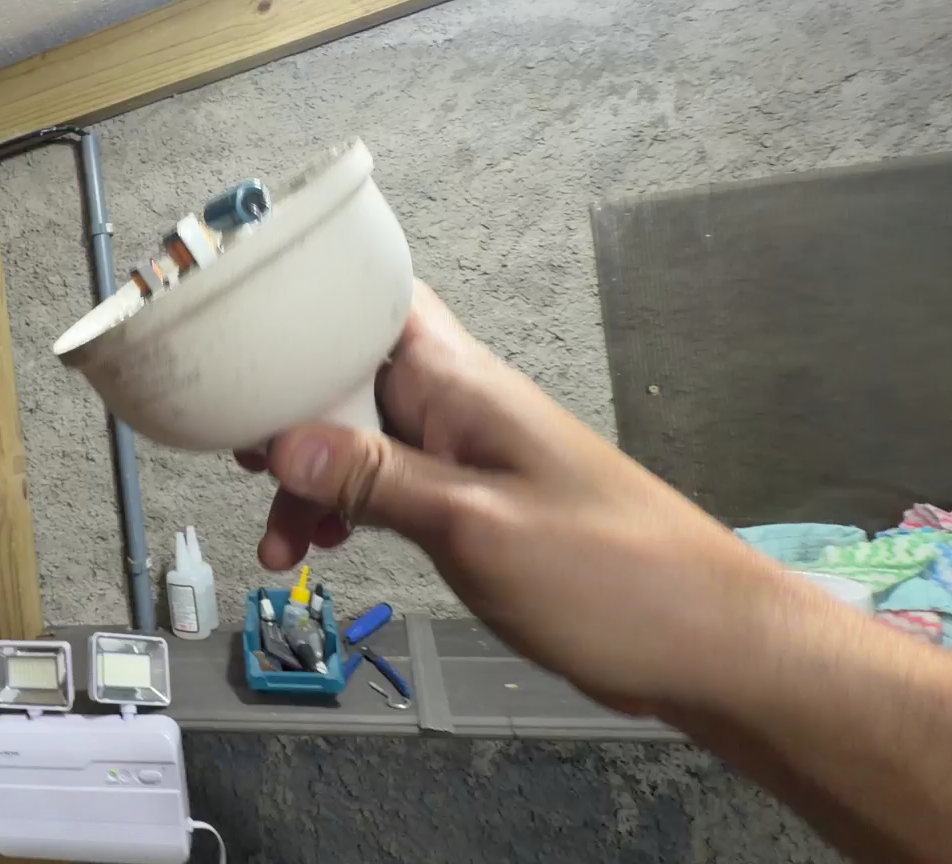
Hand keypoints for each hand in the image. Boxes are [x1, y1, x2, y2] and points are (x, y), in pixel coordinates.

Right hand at [238, 282, 808, 712]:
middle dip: (286, 414)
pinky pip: (375, 483)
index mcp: (455, 381)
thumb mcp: (475, 525)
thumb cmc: (608, 574)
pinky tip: (321, 545)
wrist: (708, 648)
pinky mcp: (452, 494)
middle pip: (342, 376)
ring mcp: (448, 449)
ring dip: (307, 481)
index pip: (371, 303)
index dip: (304, 308)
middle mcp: (445, 401)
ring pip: (351, 439)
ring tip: (278, 538)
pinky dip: (340, 509)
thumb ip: (374, 479)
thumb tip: (279, 445)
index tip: (245, 346)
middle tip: (242, 457)